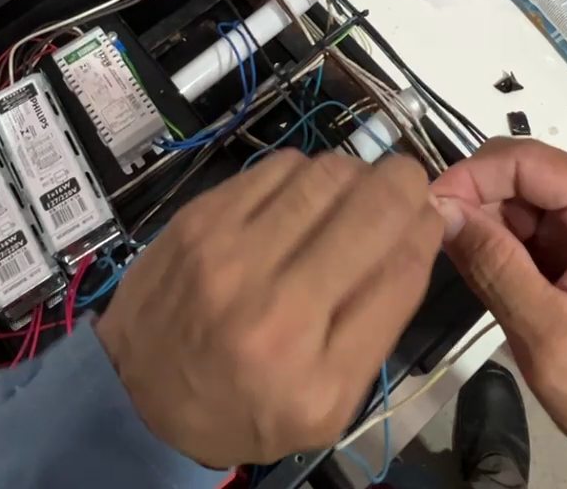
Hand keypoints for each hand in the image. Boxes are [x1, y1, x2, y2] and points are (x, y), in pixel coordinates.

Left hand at [95, 150, 442, 467]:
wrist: (136, 390)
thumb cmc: (244, 401)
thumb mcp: (328, 399)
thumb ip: (381, 316)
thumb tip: (419, 228)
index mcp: (314, 373)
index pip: (401, 267)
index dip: (427, 225)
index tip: (431, 213)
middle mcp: (272, 307)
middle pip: (369, 205)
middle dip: (403, 184)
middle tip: (404, 186)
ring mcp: (229, 252)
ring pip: (326, 172)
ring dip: (355, 173)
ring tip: (352, 194)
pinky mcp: (201, 215)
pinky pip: (279, 165)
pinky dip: (307, 171)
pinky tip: (304, 195)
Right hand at [430, 139, 566, 488]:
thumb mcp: (552, 338)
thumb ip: (493, 266)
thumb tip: (440, 208)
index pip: (527, 161)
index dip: (470, 176)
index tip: (427, 208)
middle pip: (528, 177)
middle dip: (479, 205)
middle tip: (439, 245)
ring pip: (529, 202)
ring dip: (493, 230)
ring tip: (468, 271)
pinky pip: (543, 229)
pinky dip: (512, 249)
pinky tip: (496, 280)